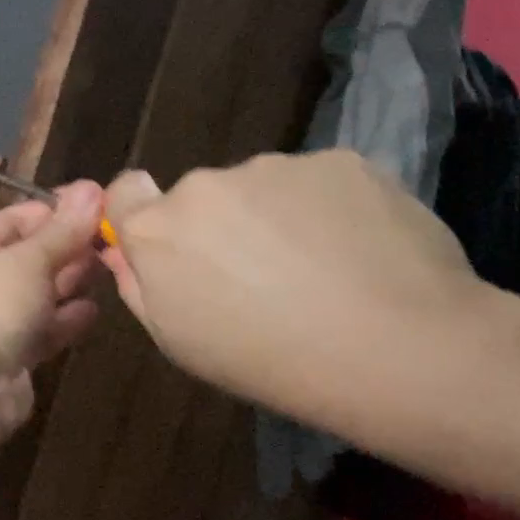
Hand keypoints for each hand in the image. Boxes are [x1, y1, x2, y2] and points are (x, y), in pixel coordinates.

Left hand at [0, 181, 104, 405]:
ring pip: (37, 294)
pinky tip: (94, 311)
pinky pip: (42, 329)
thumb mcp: (26, 261)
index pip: (13, 219)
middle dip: (67, 246)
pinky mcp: (10, 355)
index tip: (103, 202)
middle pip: (27, 256)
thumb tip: (91, 187)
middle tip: (118, 236)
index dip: (54, 210)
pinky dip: (65, 320)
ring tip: (113, 267)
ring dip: (70, 282)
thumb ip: (62, 231)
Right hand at [100, 150, 480, 414]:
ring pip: (259, 187)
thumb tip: (123, 251)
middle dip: (216, 224)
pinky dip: (327, 207)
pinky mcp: (341, 162)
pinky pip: (317, 181)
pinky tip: (357, 250)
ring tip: (317, 265)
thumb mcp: (175, 338)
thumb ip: (137, 285)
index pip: (122, 192)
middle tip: (256, 273)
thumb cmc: (263, 358)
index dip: (138, 212)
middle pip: (196, 196)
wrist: (397, 350)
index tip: (168, 243)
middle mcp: (202, 185)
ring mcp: (273, 168)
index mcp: (153, 228)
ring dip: (271, 214)